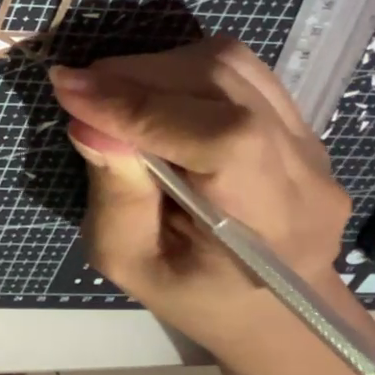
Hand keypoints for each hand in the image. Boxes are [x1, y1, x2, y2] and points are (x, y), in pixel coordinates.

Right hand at [49, 36, 351, 358]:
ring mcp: (308, 142)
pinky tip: (150, 96)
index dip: (139, 105)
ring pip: (226, 64)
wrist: (270, 311)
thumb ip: (114, 193)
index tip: (66, 89)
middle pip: (220, 85)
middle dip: (134, 78)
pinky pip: (233, 68)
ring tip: (112, 96)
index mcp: (268, 226)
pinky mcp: (296, 121)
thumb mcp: (128, 261)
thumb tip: (86, 122)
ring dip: (152, 68)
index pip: (223, 137)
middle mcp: (304, 174)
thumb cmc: (190, 295)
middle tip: (77, 92)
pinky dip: (176, 69)